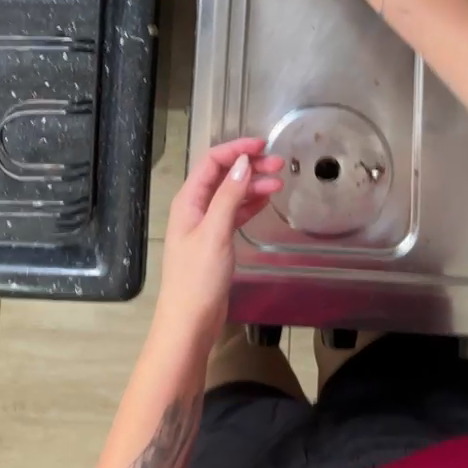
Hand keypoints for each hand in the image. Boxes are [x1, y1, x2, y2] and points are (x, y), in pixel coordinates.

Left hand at [155, 138, 282, 338]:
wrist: (189, 323)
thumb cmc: (198, 279)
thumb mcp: (215, 233)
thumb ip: (229, 196)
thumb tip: (243, 162)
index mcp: (188, 201)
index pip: (212, 162)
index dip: (236, 149)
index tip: (263, 145)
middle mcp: (195, 208)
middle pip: (223, 175)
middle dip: (250, 166)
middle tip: (279, 164)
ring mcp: (206, 225)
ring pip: (231, 193)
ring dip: (253, 185)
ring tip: (279, 183)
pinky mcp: (216, 241)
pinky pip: (234, 212)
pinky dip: (250, 204)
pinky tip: (267, 200)